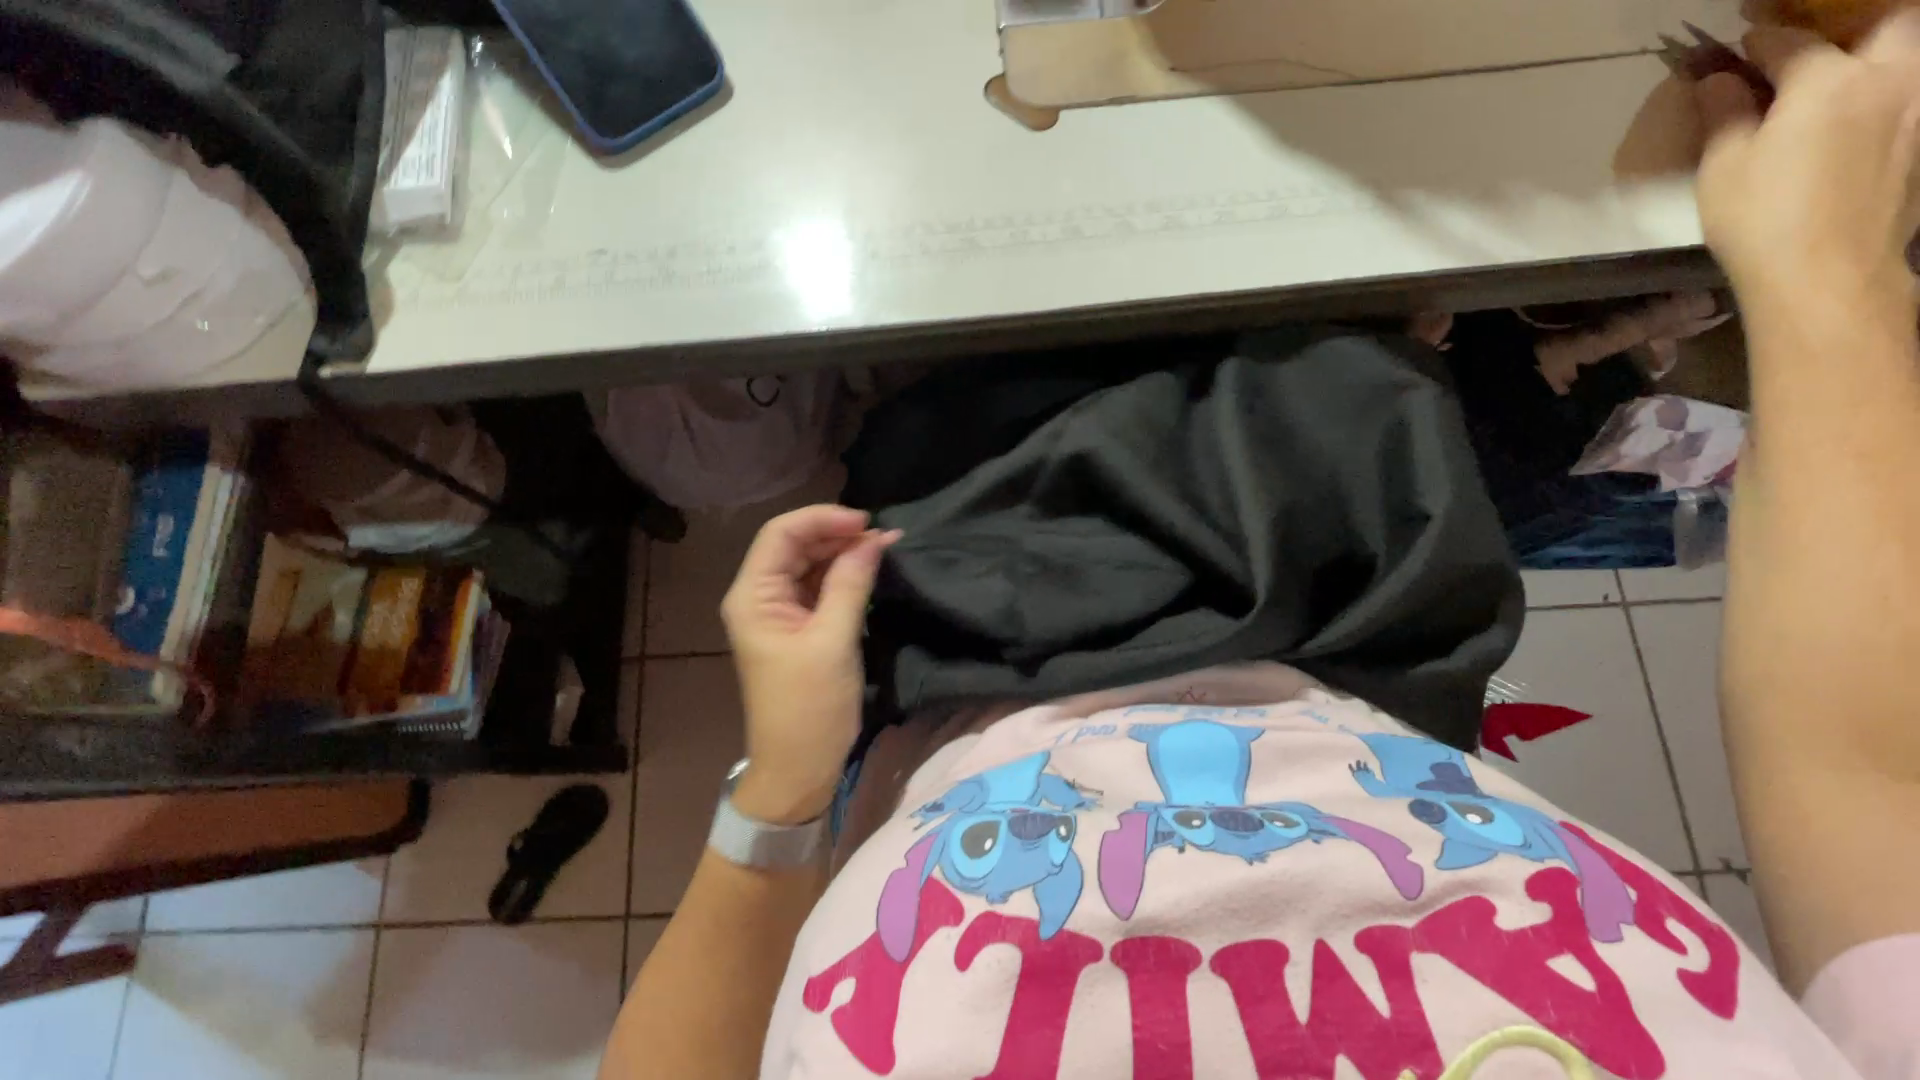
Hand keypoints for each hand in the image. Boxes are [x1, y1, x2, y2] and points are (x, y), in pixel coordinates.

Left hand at [720, 505, 899, 824]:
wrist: (798, 769)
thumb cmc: (810, 707)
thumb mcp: (833, 641)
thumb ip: (851, 584)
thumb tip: (875, 539)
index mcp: (752, 596)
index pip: (781, 534)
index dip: (822, 518)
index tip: (867, 522)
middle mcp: (758, 597)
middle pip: (794, 545)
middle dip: (836, 534)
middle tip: (884, 537)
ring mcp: (778, 614)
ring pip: (808, 565)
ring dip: (843, 553)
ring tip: (884, 548)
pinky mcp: (797, 629)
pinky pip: (818, 589)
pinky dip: (843, 577)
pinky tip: (871, 570)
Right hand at [1693, 12, 1919, 312]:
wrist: (1827, 271)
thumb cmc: (1760, 218)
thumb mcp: (1723, 167)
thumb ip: (1724, 115)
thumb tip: (1717, 81)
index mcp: (1829, 81)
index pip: (1790, 43)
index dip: (1758, 42)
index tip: (1735, 48)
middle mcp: (1889, 77)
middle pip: (1884, 21)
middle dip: (1843, 26)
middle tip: (1803, 48)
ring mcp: (1917, 106)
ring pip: (1906, 55)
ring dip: (1874, 53)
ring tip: (1834, 77)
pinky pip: (1910, 93)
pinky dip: (1884, 89)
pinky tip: (1855, 114)